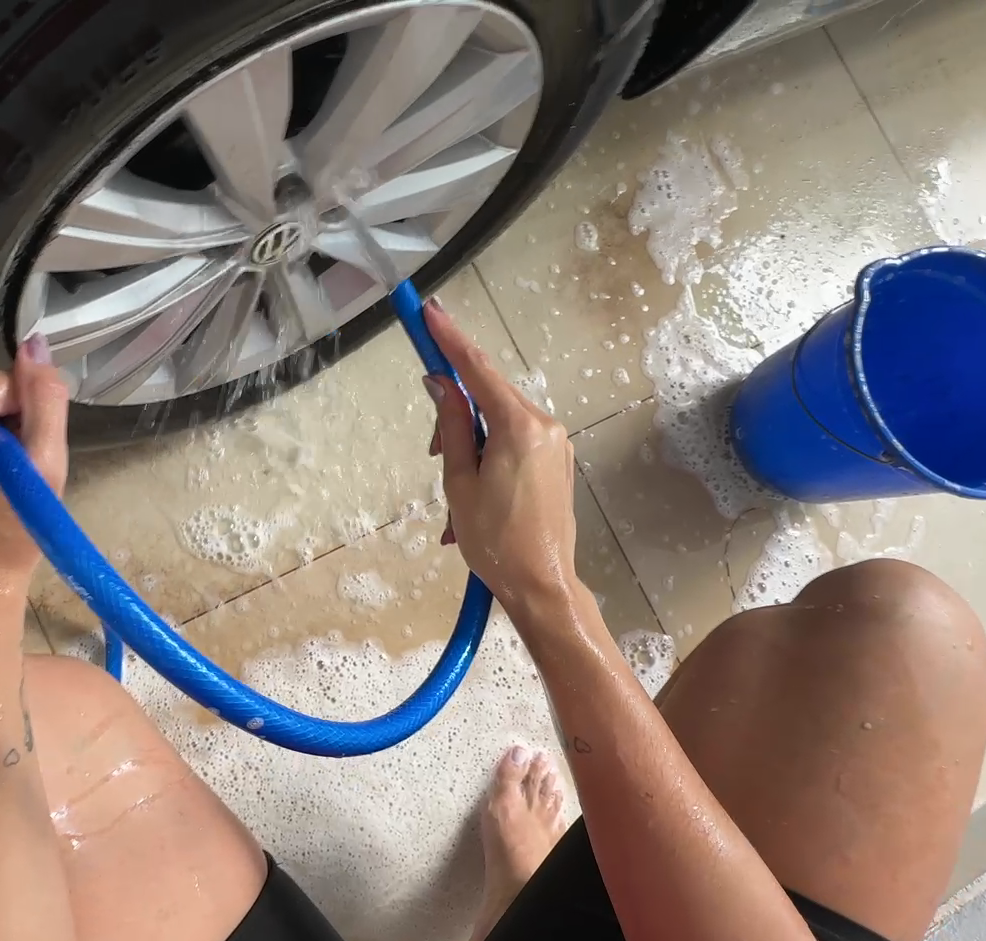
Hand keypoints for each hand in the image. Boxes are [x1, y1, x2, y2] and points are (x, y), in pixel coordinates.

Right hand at [424, 302, 579, 619]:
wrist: (542, 585)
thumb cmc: (494, 541)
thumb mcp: (459, 483)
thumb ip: (451, 426)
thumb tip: (440, 383)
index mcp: (519, 427)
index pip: (477, 370)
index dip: (449, 339)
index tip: (427, 311)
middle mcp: (544, 426)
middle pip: (489, 397)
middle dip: (455, 414)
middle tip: (431, 454)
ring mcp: (556, 444)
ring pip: (499, 423)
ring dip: (469, 446)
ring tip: (455, 499)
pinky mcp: (558, 462)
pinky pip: (514, 444)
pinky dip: (487, 459)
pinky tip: (473, 499)